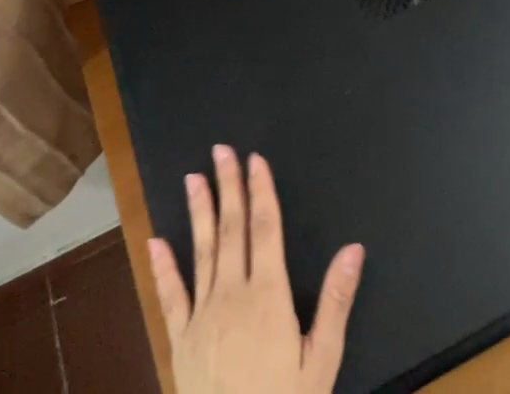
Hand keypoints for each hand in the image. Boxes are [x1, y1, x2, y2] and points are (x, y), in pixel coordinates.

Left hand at [147, 146, 364, 393]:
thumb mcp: (322, 359)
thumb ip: (336, 301)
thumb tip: (353, 248)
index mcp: (268, 296)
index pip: (265, 229)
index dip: (261, 191)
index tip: (255, 159)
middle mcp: (231, 295)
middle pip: (232, 230)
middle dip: (228, 187)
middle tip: (221, 151)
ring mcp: (201, 315)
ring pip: (200, 252)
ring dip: (198, 212)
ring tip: (193, 177)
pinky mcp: (180, 339)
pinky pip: (170, 296)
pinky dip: (162, 267)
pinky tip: (155, 240)